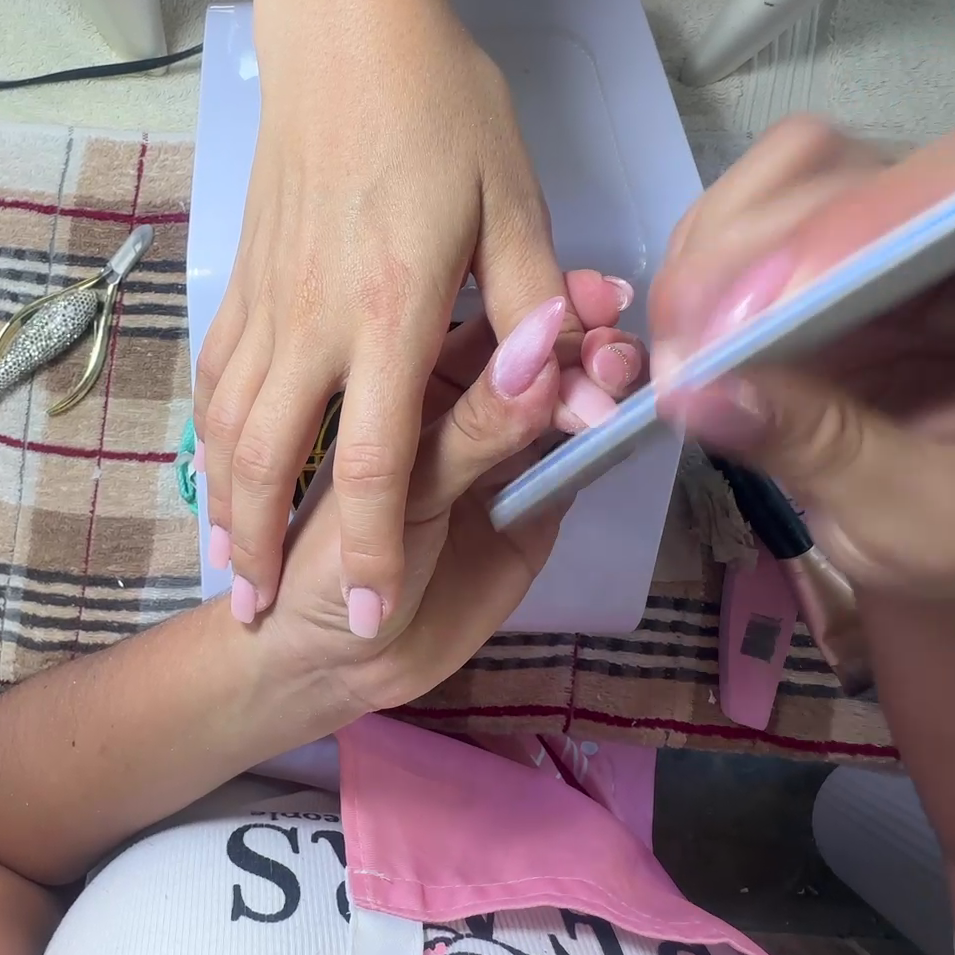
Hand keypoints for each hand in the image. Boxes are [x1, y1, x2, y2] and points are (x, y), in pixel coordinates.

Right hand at [197, 0, 643, 637]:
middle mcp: (312, 325)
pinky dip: (210, 435)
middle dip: (257, 548)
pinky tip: (215, 466)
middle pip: (268, 461)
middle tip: (256, 611)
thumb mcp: (512, 202)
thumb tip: (571, 395)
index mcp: (389, 314)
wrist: (341, 38)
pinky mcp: (239, 283)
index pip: (371, 463)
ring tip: (226, 561)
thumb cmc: (438, 112)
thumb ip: (533, 307)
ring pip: (225, 425)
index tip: (364, 617)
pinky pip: (213, 376)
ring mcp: (264, 305)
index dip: (367, 551)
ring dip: (221, 503)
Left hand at [250, 290, 642, 714]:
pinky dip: (602, 441)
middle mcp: (459, 414)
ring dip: (597, 384)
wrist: (338, 662)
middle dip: (577, 343)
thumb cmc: (328, 562)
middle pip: (532, 363)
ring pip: (561, 407)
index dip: (532, 311)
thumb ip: (469, 431)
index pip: (478, 337)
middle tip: (613, 339)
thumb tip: (543, 352)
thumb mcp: (400, 490)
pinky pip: (574, 464)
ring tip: (623, 370)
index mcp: (405, 390)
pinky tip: (625, 421)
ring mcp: (502, 458)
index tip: (583, 292)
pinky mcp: (536, 507)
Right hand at [652, 116, 954, 594]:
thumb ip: (826, 454)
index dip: (861, 222)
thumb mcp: (924, 530)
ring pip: (781, 178)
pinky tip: (683, 346)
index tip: (749, 323)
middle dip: (748, 264)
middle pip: (857, 169)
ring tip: (680, 365)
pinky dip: (687, 278)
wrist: (923, 543)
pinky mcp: (804, 251)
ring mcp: (887, 229)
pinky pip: (728, 221)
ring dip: (704, 267)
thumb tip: (694, 393)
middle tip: (686, 364)